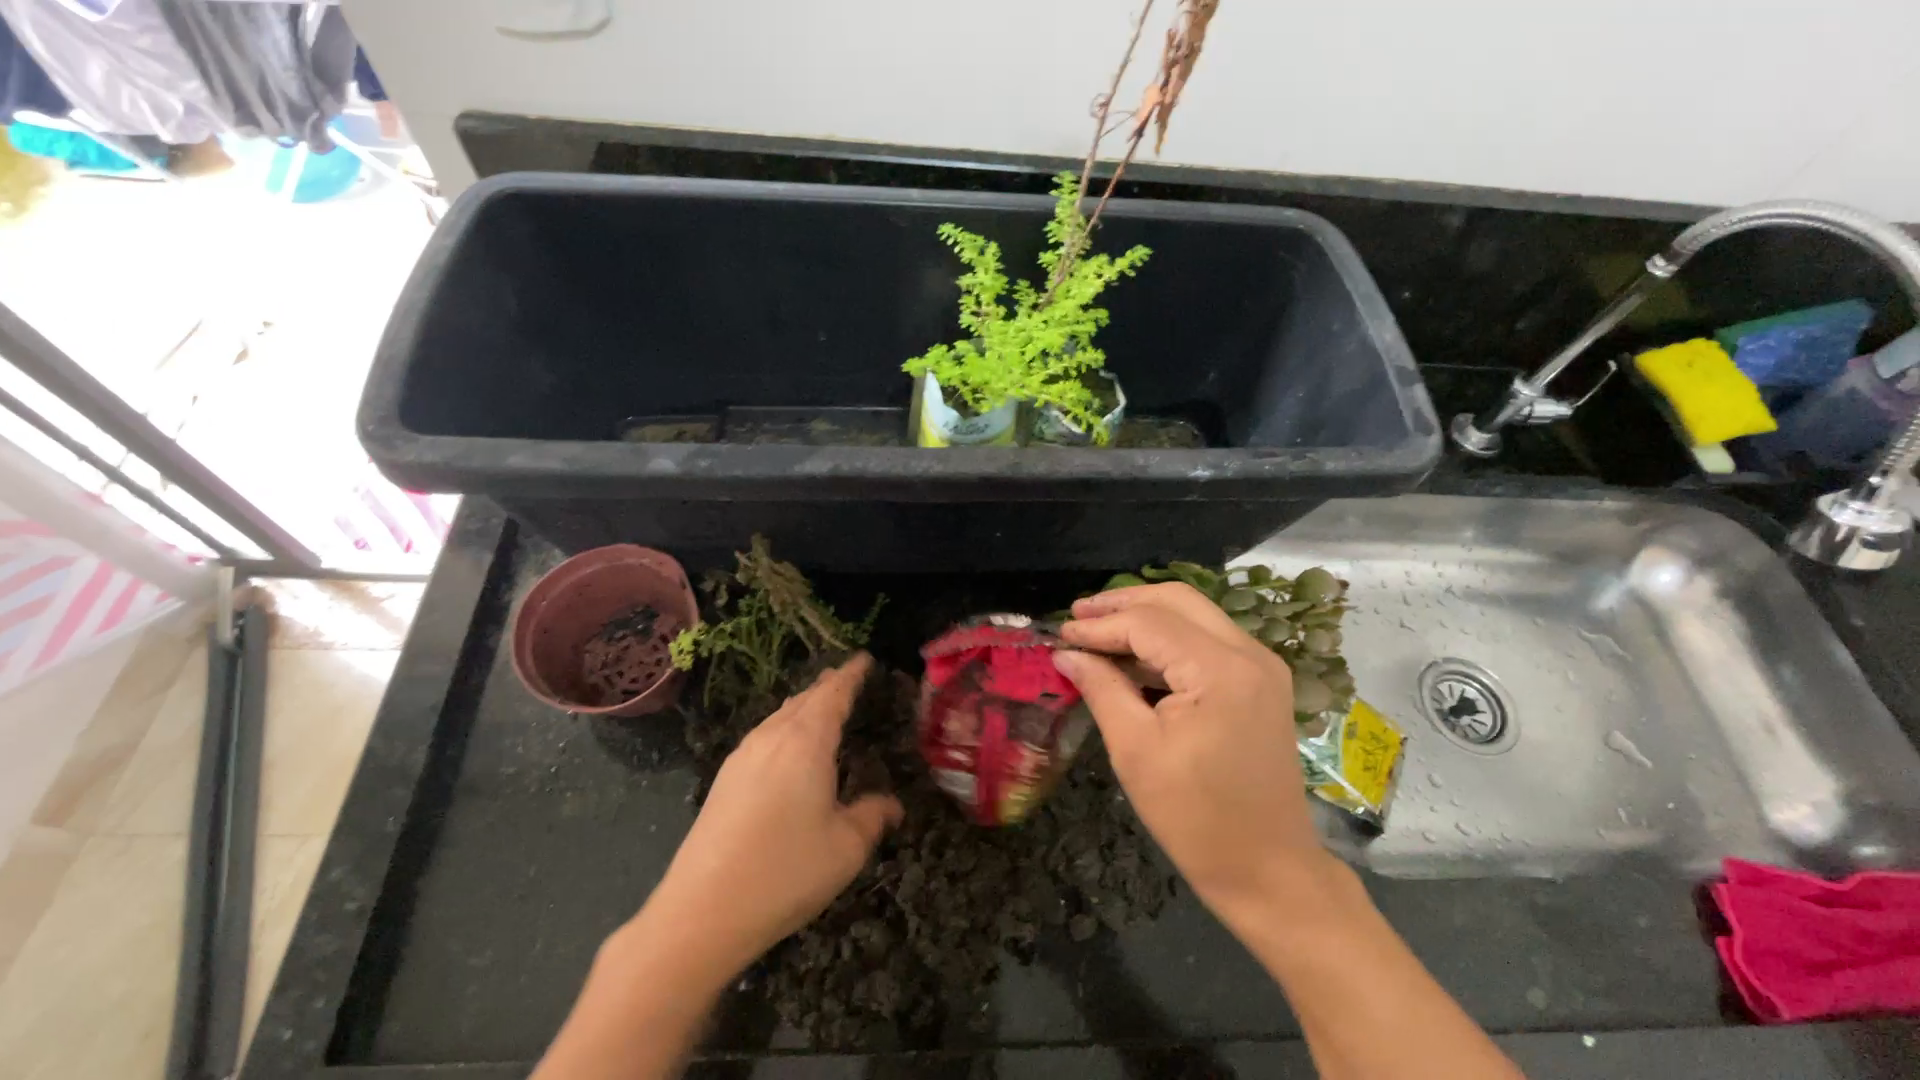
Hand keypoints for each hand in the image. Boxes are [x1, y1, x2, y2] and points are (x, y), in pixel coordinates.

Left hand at [639, 653, 901, 982]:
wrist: (703, 910)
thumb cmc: (786, 872)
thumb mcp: (845, 848)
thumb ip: (872, 817)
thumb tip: (892, 805)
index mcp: (806, 743)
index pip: (833, 695)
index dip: (851, 676)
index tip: (864, 659)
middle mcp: (771, 739)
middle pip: (803, 701)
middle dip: (827, 688)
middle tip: (848, 680)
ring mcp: (742, 758)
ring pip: (778, 718)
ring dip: (803, 708)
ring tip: (821, 709)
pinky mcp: (724, 781)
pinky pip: (763, 737)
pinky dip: (785, 729)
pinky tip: (788, 750)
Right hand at [1053, 584, 1335, 919]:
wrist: (1268, 869)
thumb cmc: (1195, 818)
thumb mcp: (1135, 751)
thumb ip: (1102, 689)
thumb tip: (1067, 653)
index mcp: (1222, 670)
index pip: (1149, 623)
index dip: (1100, 626)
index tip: (1059, 634)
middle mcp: (1250, 654)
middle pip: (1178, 601)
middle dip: (1124, 604)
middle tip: (1077, 617)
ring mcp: (1262, 667)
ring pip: (1196, 616)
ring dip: (1146, 619)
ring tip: (1097, 633)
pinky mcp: (1262, 684)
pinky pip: (1209, 642)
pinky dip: (1169, 642)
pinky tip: (1134, 657)